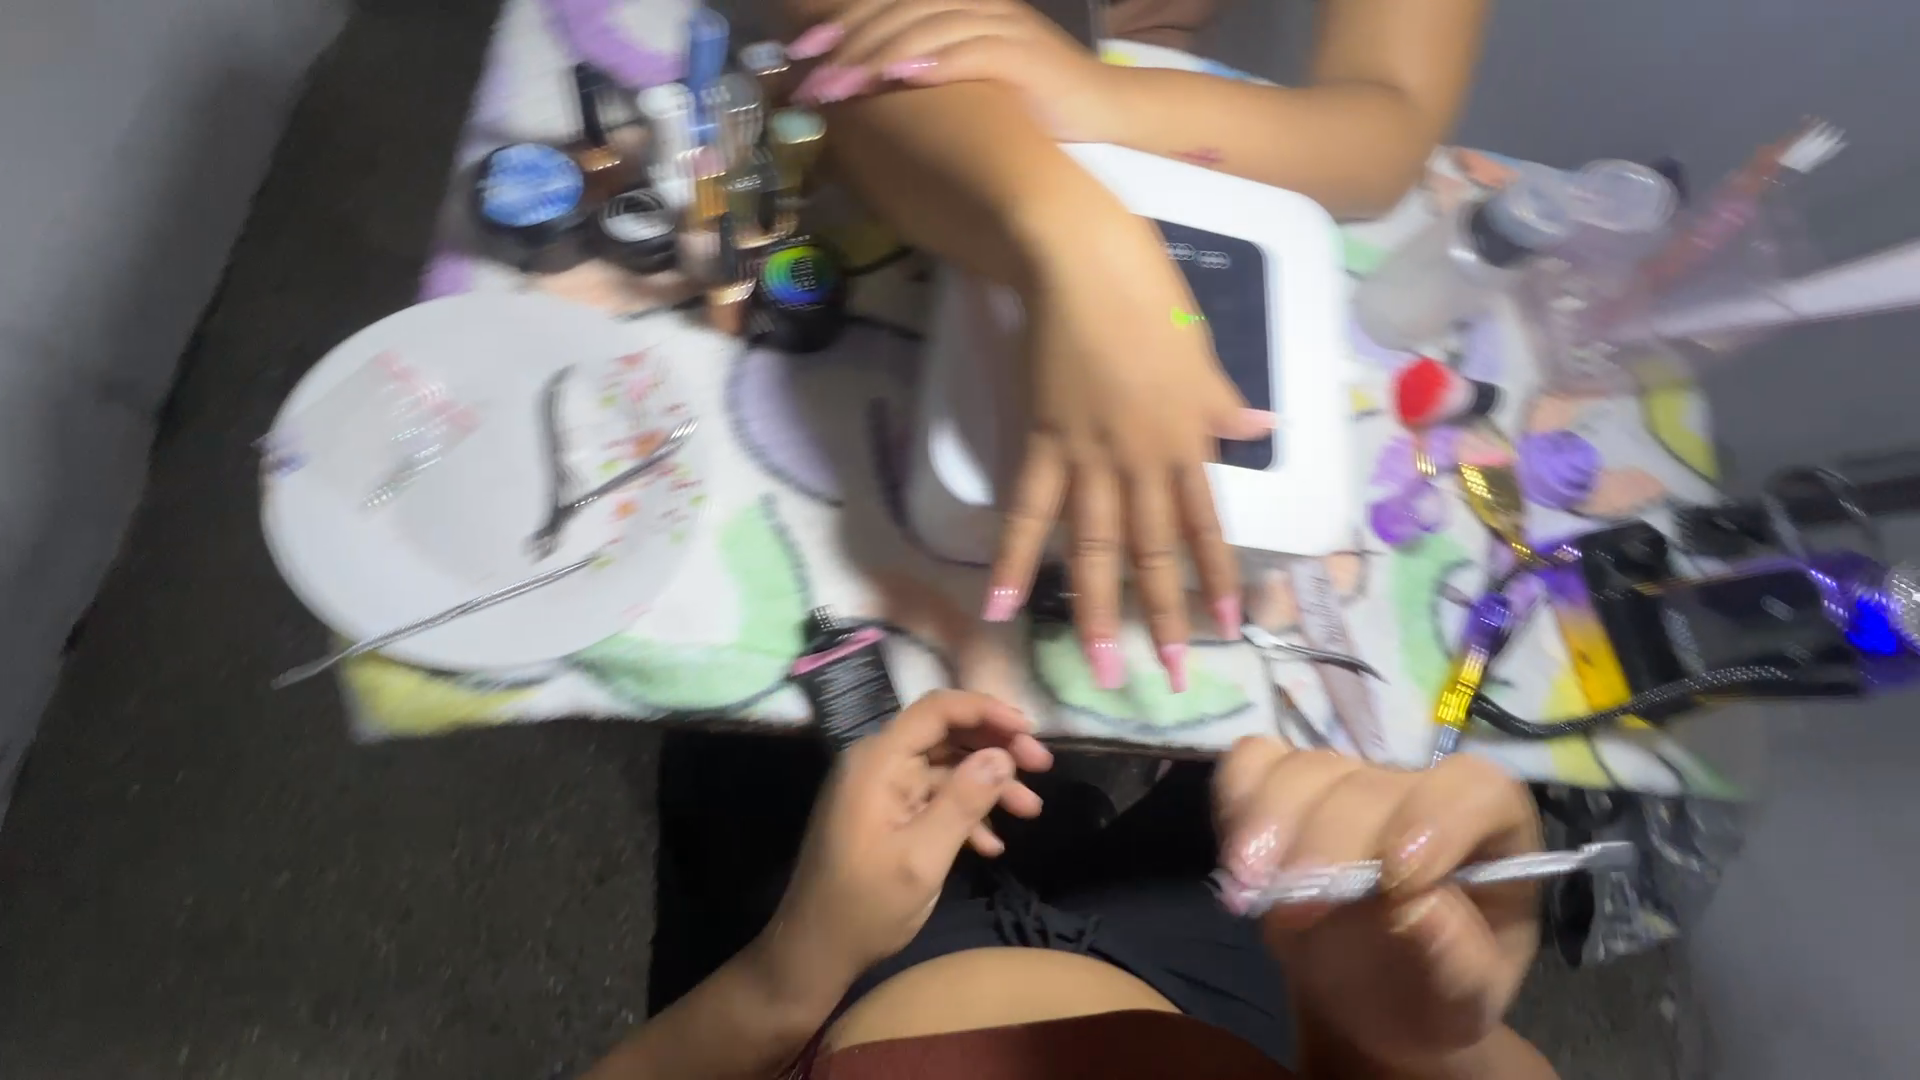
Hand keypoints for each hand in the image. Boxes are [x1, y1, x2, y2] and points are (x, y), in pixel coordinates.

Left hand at [759, 691, 1053, 990]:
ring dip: (989, 785)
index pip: (938, 709)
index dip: (987, 711)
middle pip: (947, 734)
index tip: (1030, 730)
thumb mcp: (922, 858)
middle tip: (1042, 766)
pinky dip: (966, 812)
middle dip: (996, 747)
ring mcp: (883, 787)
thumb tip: (1003, 755)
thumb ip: (963, 802)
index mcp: (880, 759)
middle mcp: (880, 762)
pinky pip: (934, 796)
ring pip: (946, 767)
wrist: (813, 953)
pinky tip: (992, 845)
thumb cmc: (864, 906)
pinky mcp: (888, 812)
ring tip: (1031, 809)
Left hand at [785, 0, 1126, 142]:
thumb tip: (879, 108)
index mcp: (961, 13)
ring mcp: (1002, 29)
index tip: (803, 56)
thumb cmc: (1037, 114)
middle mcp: (977, 10)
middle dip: (847, 42)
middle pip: (899, 12)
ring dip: (876, 55)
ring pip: (926, 28)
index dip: (844, 27)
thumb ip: (931, 88)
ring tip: (838, 85)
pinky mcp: (1023, 58)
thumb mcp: (975, 94)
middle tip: (805, 73)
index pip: (892, 8)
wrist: (1106, 115)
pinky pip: (971, 52)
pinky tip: (900, 73)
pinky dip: (934, 61)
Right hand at [988, 217, 1272, 689]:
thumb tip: (1260, 426)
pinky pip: (1028, 511)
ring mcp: (1089, 458)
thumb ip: (1220, 400)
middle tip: (1171, 677)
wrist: (1078, 258)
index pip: (1206, 524)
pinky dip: (1015, 558)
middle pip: (1154, 551)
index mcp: (1187, 437)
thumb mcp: (1199, 348)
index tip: (1228, 627)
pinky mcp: (1042, 445)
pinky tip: (1001, 605)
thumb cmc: (1145, 292)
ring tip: (1098, 666)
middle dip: (1164, 617)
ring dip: (1099, 609)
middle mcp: (1142, 461)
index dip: (1218, 578)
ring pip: (1096, 546)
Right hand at [1214, 739, 1543, 1066]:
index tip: (1394, 880)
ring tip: (1246, 888)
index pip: (1474, 790)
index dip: (1436, 818)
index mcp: (1486, 830)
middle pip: (1367, 786)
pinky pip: (1252, 761)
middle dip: (1326, 844)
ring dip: (1267, 823)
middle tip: (1293, 908)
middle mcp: (1412, 788)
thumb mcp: (1461, 1000)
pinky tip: (1235, 855)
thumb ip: (1456, 960)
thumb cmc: (1426, 990)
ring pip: (1301, 769)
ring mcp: (1341, 776)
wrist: (1364, 988)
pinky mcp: (1279, 777)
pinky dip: (1236, 798)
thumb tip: (1420, 910)